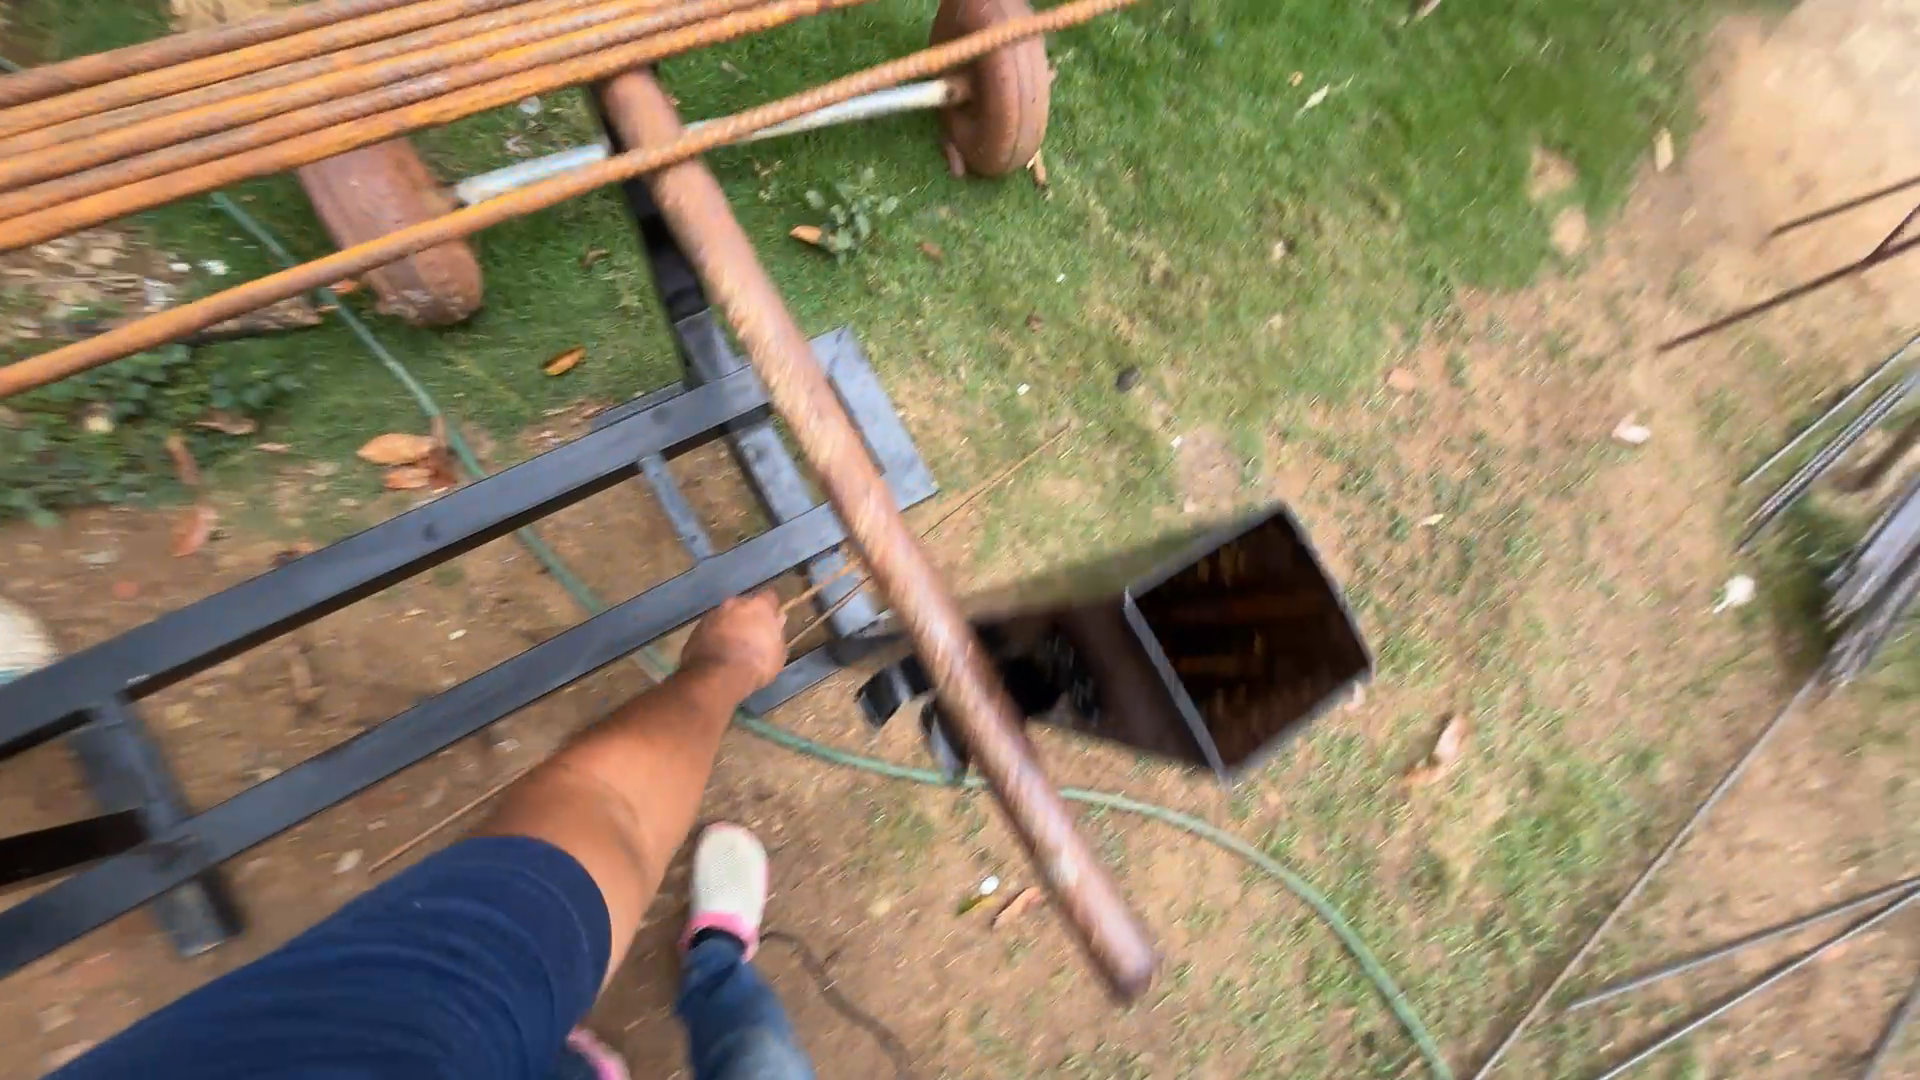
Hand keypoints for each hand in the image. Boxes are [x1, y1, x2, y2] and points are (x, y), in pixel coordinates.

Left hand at [681, 590, 784, 692]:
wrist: (717, 676)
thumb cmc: (757, 663)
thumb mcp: (778, 653)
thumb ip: (777, 634)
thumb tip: (777, 622)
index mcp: (759, 605)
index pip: (770, 597)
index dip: (771, 608)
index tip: (773, 620)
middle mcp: (735, 603)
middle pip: (744, 605)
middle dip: (747, 616)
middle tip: (751, 634)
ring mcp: (712, 615)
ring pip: (724, 616)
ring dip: (729, 625)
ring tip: (732, 646)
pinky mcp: (696, 629)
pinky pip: (710, 629)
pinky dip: (714, 637)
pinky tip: (717, 653)